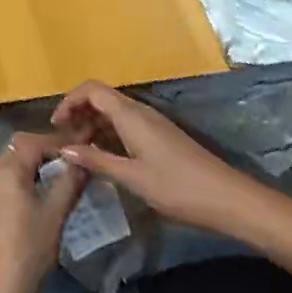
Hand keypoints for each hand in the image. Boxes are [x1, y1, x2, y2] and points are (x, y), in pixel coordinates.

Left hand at [0, 132, 89, 292]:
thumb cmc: (29, 248)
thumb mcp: (55, 215)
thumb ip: (69, 184)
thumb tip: (84, 160)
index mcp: (8, 169)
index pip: (33, 141)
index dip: (58, 140)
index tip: (83, 143)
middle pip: (20, 146)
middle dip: (47, 146)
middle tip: (75, 155)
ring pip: (14, 160)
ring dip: (37, 159)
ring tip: (65, 169)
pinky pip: (10, 174)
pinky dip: (28, 172)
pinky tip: (46, 187)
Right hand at [50, 81, 266, 235]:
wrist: (234, 202)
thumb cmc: (180, 188)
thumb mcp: (132, 178)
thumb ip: (96, 160)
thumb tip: (63, 149)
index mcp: (130, 115)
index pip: (90, 90)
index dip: (69, 101)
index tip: (56, 124)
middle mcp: (140, 112)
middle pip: (100, 98)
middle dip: (78, 113)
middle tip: (66, 140)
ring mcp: (153, 124)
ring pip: (113, 112)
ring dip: (92, 124)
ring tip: (81, 150)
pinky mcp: (162, 137)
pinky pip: (125, 124)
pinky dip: (108, 133)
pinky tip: (106, 156)